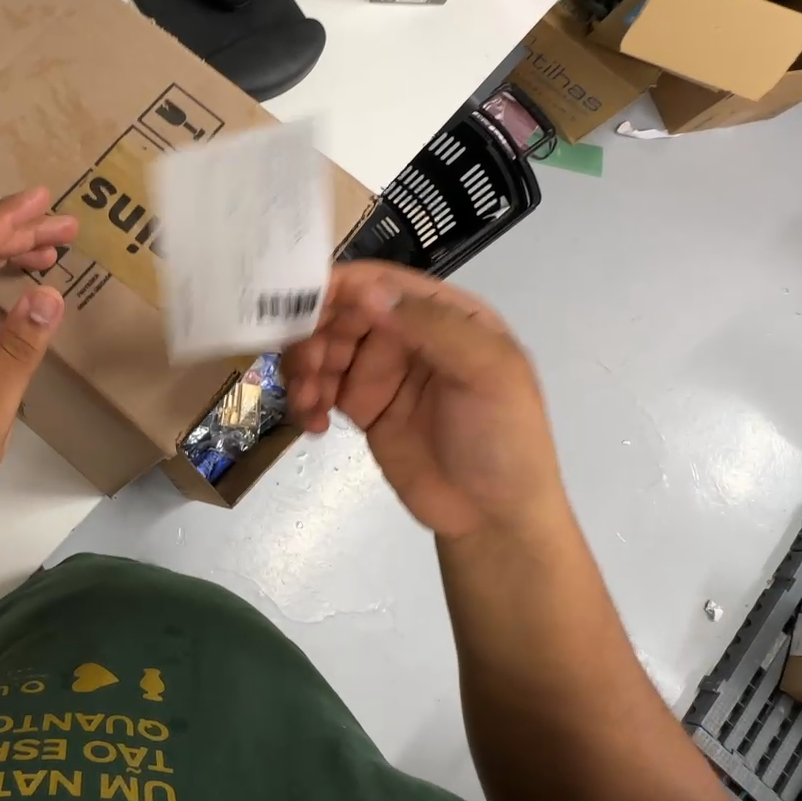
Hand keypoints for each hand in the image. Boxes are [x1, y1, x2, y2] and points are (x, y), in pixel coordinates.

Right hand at [281, 261, 565, 541]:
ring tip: (310, 404)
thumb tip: (366, 292)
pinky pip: (318, 389)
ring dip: (303, 371)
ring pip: (321, 350)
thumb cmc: (504, 439)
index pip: (378, 283)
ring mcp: (379, 371)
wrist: (491, 517)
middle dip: (312, 335)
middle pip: (339, 315)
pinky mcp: (360, 407)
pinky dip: (306, 402)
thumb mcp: (488, 373)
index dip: (335, 287)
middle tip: (306, 369)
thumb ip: (431, 326)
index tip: (297, 305)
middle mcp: (405, 334)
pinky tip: (315, 424)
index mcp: (442, 314)